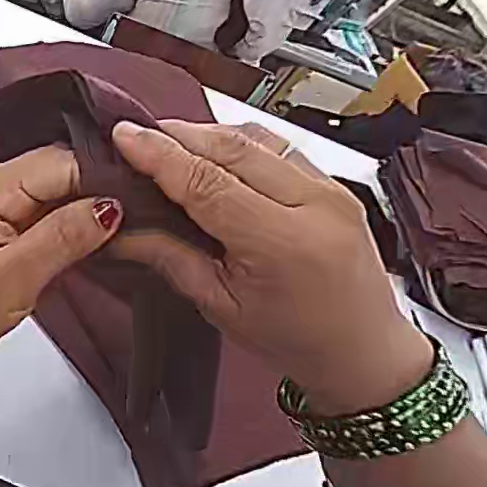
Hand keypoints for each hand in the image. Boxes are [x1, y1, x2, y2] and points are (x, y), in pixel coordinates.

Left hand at [0, 145, 122, 368]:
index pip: (67, 162)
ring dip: (86, 207)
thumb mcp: (15, 277)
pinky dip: (69, 219)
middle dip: (101, 191)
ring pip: (60, 185)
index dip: (106, 180)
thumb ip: (64, 236)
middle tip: (135, 222)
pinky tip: (85, 239)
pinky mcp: (3, 214)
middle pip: (65, 168)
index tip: (139, 205)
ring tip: (115, 234)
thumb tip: (111, 206)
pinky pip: (47, 203)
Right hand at [110, 119, 433, 415]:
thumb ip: (169, 257)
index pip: (207, 181)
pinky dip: (238, 143)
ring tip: (169, 145)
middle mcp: (315, 205)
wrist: (364, 352)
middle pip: (231, 146)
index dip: (159, 155)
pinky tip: (213, 154)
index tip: (125, 136)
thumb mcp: (221, 306)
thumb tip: (122, 229)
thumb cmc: (298, 340)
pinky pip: (278, 146)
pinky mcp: (335, 184)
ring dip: (206, 134)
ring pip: (256, 137)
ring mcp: (331, 189)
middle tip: (138, 138)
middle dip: (177, 135)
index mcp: (282, 243)